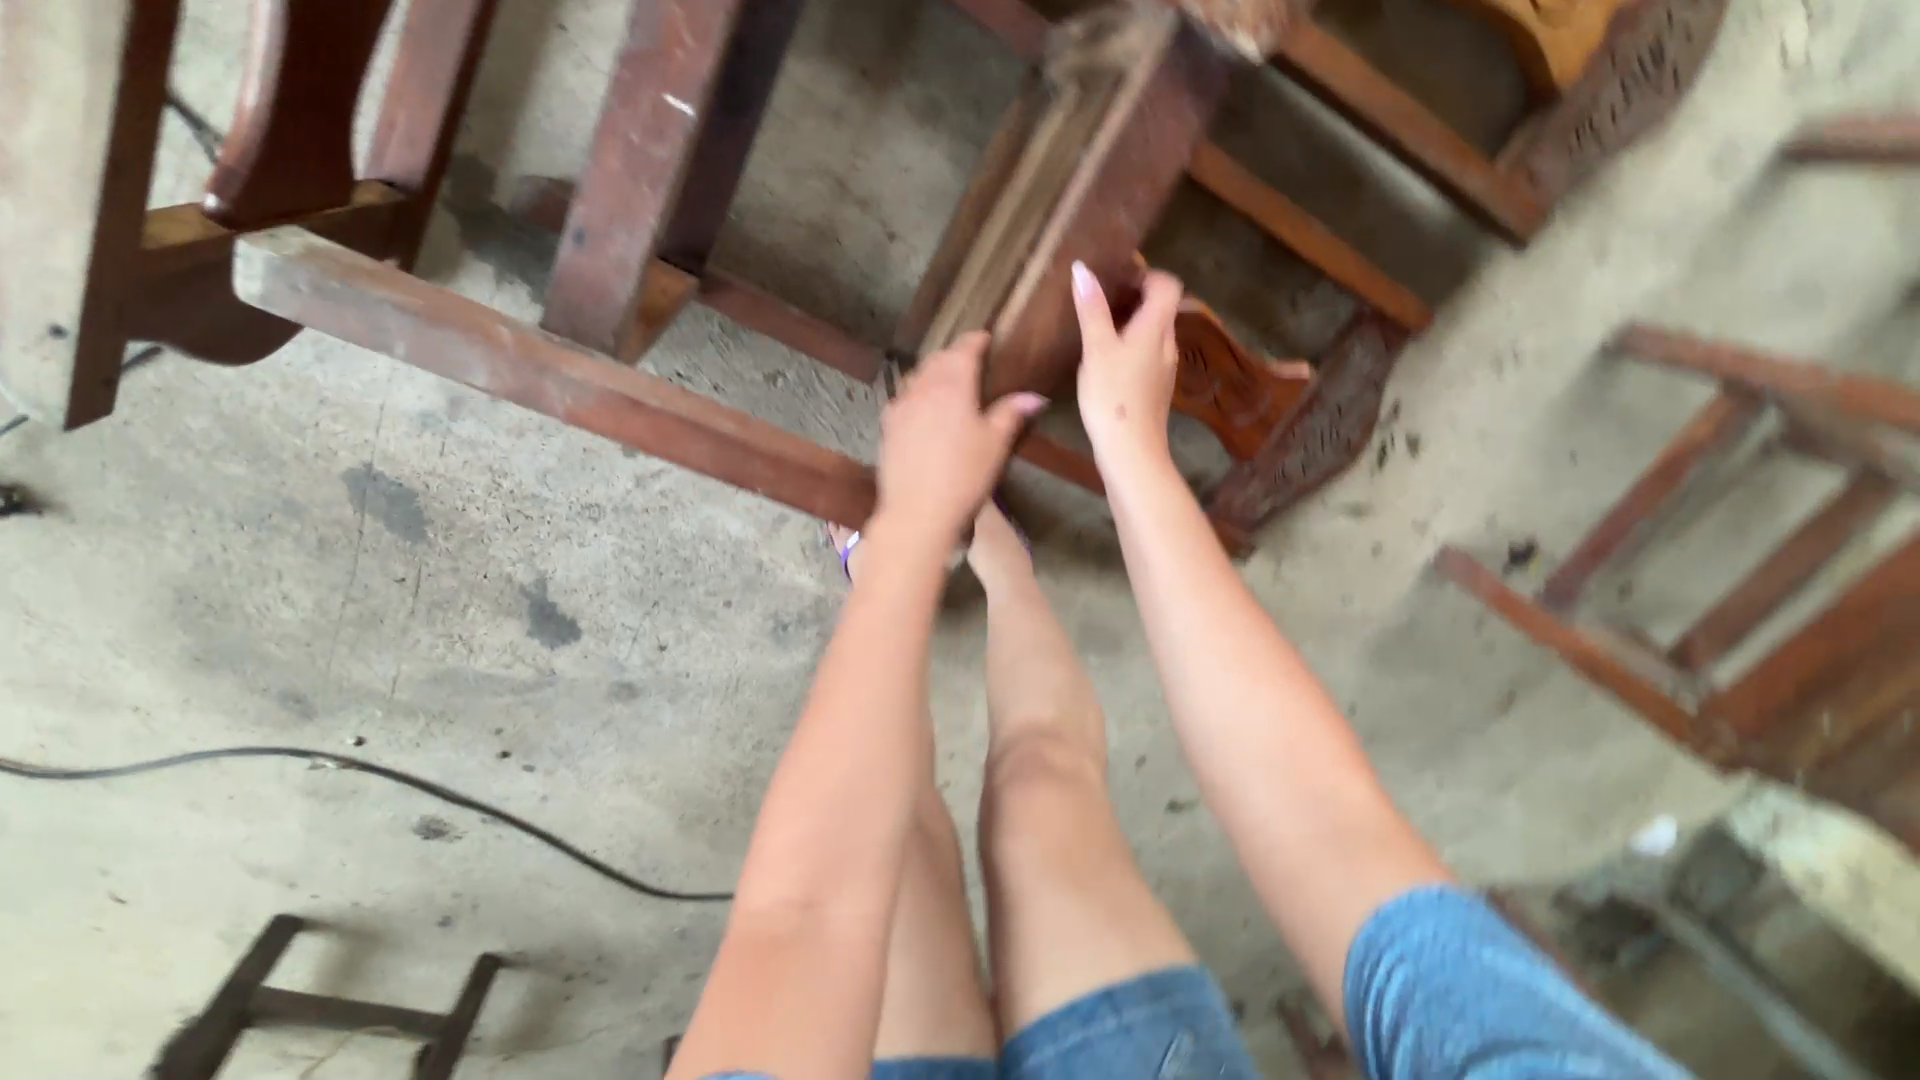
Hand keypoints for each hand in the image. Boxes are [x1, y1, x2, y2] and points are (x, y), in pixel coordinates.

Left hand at [876, 332, 1046, 542]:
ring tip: (945, 380)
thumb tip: (1034, 396)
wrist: (917, 512)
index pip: (963, 350)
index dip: (975, 341)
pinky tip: (920, 408)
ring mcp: (901, 408)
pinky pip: (903, 399)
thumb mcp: (995, 444)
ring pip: (917, 377)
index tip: (985, 338)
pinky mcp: (888, 428)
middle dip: (953, 355)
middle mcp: (923, 389)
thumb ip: (1011, 413)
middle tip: (968, 359)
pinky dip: (916, 394)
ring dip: (932, 372)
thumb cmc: (963, 476)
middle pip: (937, 360)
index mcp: (953, 386)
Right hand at [1071, 261, 1182, 463]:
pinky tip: (1107, 361)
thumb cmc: (1113, 396)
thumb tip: (1082, 268)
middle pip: (1161, 307)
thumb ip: (1092, 308)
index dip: (1148, 274)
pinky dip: (1132, 346)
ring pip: (1154, 332)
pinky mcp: (1156, 388)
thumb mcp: (1096, 349)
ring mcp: (1165, 368)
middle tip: (1100, 298)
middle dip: (1135, 297)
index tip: (1119, 277)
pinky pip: (1148, 354)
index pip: (1168, 285)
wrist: (1131, 449)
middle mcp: (1168, 344)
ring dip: (1132, 323)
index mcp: (1157, 328)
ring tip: (1099, 327)